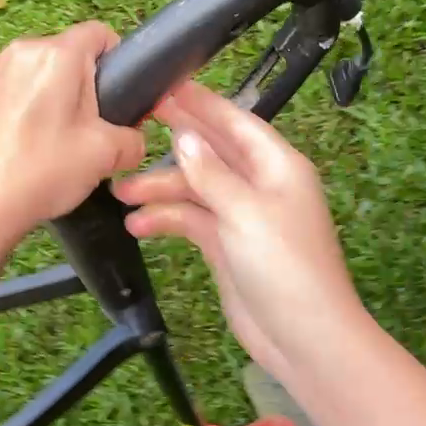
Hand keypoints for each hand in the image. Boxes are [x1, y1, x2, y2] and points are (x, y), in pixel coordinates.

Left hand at [0, 21, 148, 244]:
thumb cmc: (45, 171)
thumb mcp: (107, 155)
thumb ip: (134, 138)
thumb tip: (132, 138)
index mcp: (56, 54)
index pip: (100, 33)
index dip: (120, 60)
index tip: (121, 97)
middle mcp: (22, 50)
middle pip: (70, 53)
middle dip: (87, 84)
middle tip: (92, 129)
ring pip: (42, 70)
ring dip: (56, 94)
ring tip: (58, 139)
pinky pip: (16, 85)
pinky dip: (28, 103)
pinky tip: (27, 139)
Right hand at [112, 81, 363, 382]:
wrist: (304, 338)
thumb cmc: (285, 266)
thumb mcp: (246, 212)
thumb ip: (211, 173)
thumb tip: (184, 136)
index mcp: (277, 166)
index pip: (234, 122)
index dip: (200, 104)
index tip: (163, 87)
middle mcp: (260, 184)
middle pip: (211, 153)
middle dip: (173, 144)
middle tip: (131, 128)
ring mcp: (242, 216)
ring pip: (195, 189)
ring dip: (161, 189)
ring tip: (121, 193)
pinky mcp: (226, 245)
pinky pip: (192, 220)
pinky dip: (167, 219)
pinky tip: (139, 225)